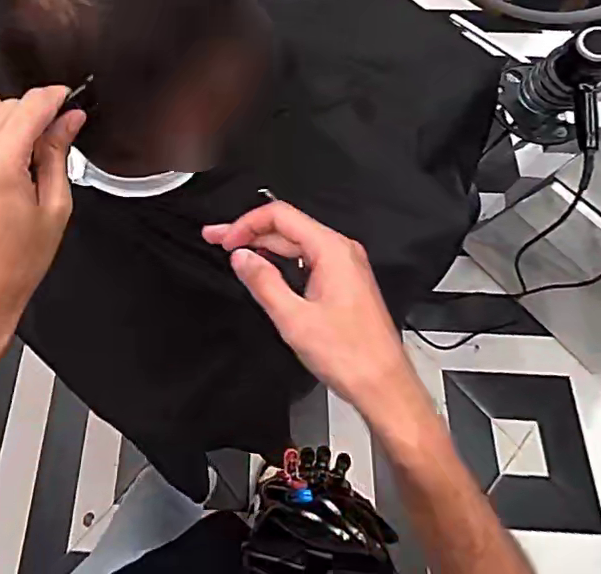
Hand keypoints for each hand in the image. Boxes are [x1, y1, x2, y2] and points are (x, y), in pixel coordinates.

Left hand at [0, 87, 83, 365]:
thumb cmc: (10, 266)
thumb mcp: (54, 207)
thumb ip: (58, 154)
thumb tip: (68, 121)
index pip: (29, 106)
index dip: (54, 99)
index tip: (64, 102)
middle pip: (0, 105)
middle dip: (29, 113)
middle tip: (46, 135)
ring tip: (0, 129)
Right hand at [203, 202, 427, 425]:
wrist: (384, 383)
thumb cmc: (351, 356)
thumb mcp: (295, 320)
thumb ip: (264, 282)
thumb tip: (241, 257)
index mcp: (332, 250)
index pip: (282, 216)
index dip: (247, 223)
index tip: (224, 238)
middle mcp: (342, 251)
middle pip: (288, 226)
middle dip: (250, 231)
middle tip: (217, 239)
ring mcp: (345, 264)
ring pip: (297, 242)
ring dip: (264, 245)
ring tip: (234, 250)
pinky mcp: (344, 280)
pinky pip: (307, 258)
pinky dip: (282, 259)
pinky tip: (265, 268)